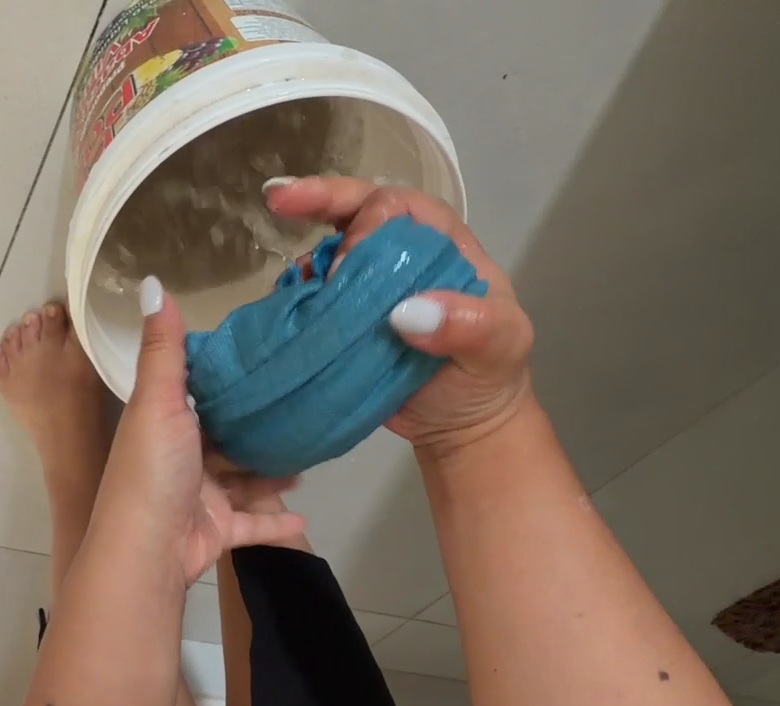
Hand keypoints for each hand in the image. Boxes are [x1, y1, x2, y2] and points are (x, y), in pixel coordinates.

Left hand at [95, 278, 305, 584]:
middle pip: (224, 439)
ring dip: (272, 474)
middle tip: (303, 406)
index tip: (264, 357)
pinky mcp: (215, 533)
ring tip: (312, 454)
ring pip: (242, 482)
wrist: (145, 551)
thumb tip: (152, 282)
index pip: (195, 395)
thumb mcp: (157, 400)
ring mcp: (198, 499)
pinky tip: (306, 517)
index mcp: (163, 425)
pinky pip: (251, 526)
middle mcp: (179, 459)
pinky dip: (276, 524)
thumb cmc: (152, 469)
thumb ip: (163, 348)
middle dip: (257, 428)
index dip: (224, 378)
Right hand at [266, 178, 536, 454]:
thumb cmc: (484, 377)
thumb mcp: (498, 347)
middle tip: (287, 222)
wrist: (456, 424)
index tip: (343, 257)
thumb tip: (407, 311)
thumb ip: (469, 325)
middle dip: (316, 208)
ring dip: (302, 265)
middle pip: (353, 214)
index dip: (364, 216)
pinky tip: (281, 310)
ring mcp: (365, 293)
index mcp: (440, 248)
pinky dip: (292, 302)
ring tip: (287, 288)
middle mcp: (398, 260)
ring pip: (326, 256)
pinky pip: (311, 302)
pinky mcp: (341, 327)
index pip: (398, 206)